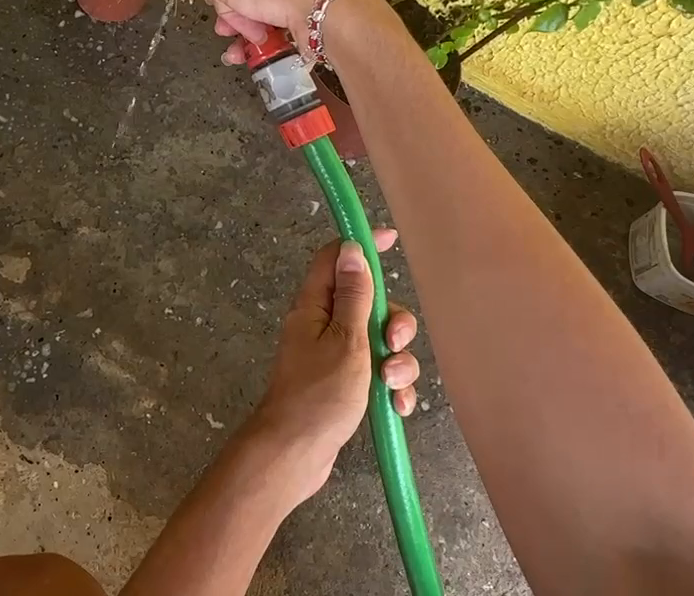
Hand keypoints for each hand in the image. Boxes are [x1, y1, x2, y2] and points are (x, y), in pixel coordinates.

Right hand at [204, 0, 339, 65]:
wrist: (319, 12)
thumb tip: (224, 2)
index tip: (216, 6)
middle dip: (230, 18)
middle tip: (226, 30)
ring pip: (259, 21)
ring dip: (242, 38)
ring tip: (237, 50)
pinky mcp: (306, 22)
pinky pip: (276, 37)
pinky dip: (261, 49)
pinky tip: (249, 57)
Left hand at [242, 229, 419, 506]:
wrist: (296, 454)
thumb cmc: (318, 395)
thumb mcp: (345, 341)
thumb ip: (353, 298)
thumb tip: (352, 250)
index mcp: (314, 306)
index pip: (335, 259)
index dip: (362, 246)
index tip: (392, 239)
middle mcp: (321, 324)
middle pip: (368, 303)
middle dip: (392, 324)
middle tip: (391, 346)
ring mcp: (332, 355)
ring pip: (378, 342)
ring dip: (397, 362)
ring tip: (391, 387)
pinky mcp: (344, 384)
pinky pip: (377, 374)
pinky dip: (391, 388)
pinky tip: (396, 408)